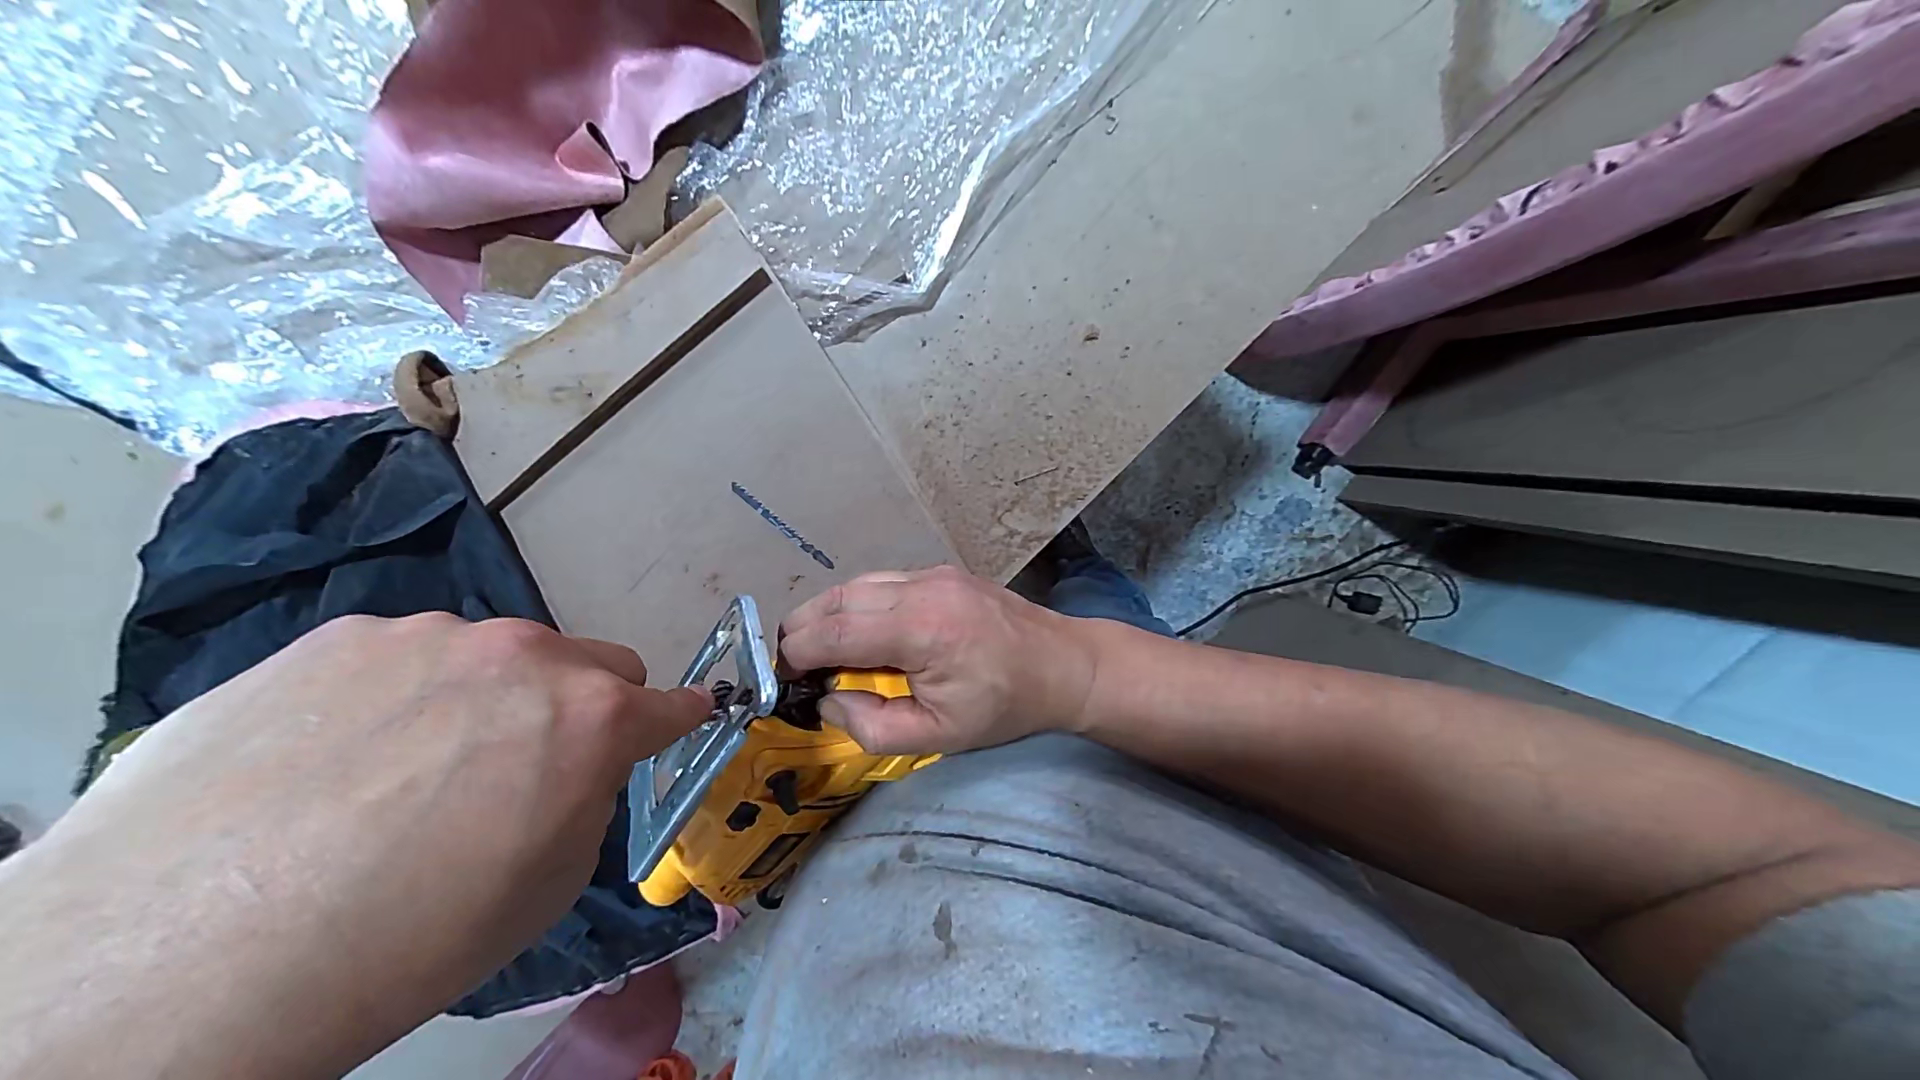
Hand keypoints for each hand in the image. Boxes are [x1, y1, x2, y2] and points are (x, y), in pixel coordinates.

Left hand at [0, 614, 709, 1079]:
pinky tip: (334, 756)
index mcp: (593, 717)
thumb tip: (572, 769)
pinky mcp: (340, 636)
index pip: (672, 704)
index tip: (680, 724)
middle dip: (586, 706)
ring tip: (403, 771)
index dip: (680, 719)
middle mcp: (526, 656)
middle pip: (597, 662)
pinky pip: (408, 657)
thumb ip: (587, 800)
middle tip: (523, 767)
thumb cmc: (408, 939)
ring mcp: (431, 636)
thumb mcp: (549, 884)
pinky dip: (404, 693)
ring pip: (500, 656)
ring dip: (490, 697)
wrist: (175, 962)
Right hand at [778, 566, 1101, 754]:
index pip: (836, 632)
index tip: (780, 674)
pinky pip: (883, 582)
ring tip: (817, 646)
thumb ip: (871, 726)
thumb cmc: (1005, 706)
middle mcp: (923, 589)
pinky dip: (858, 603)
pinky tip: (860, 630)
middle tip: (789, 661)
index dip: (797, 652)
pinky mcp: (942, 572)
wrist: (1064, 665)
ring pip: (857, 584)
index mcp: (922, 631)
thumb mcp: (939, 735)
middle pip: (839, 599)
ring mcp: (934, 574)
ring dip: (828, 612)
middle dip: (803, 628)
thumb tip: (826, 698)